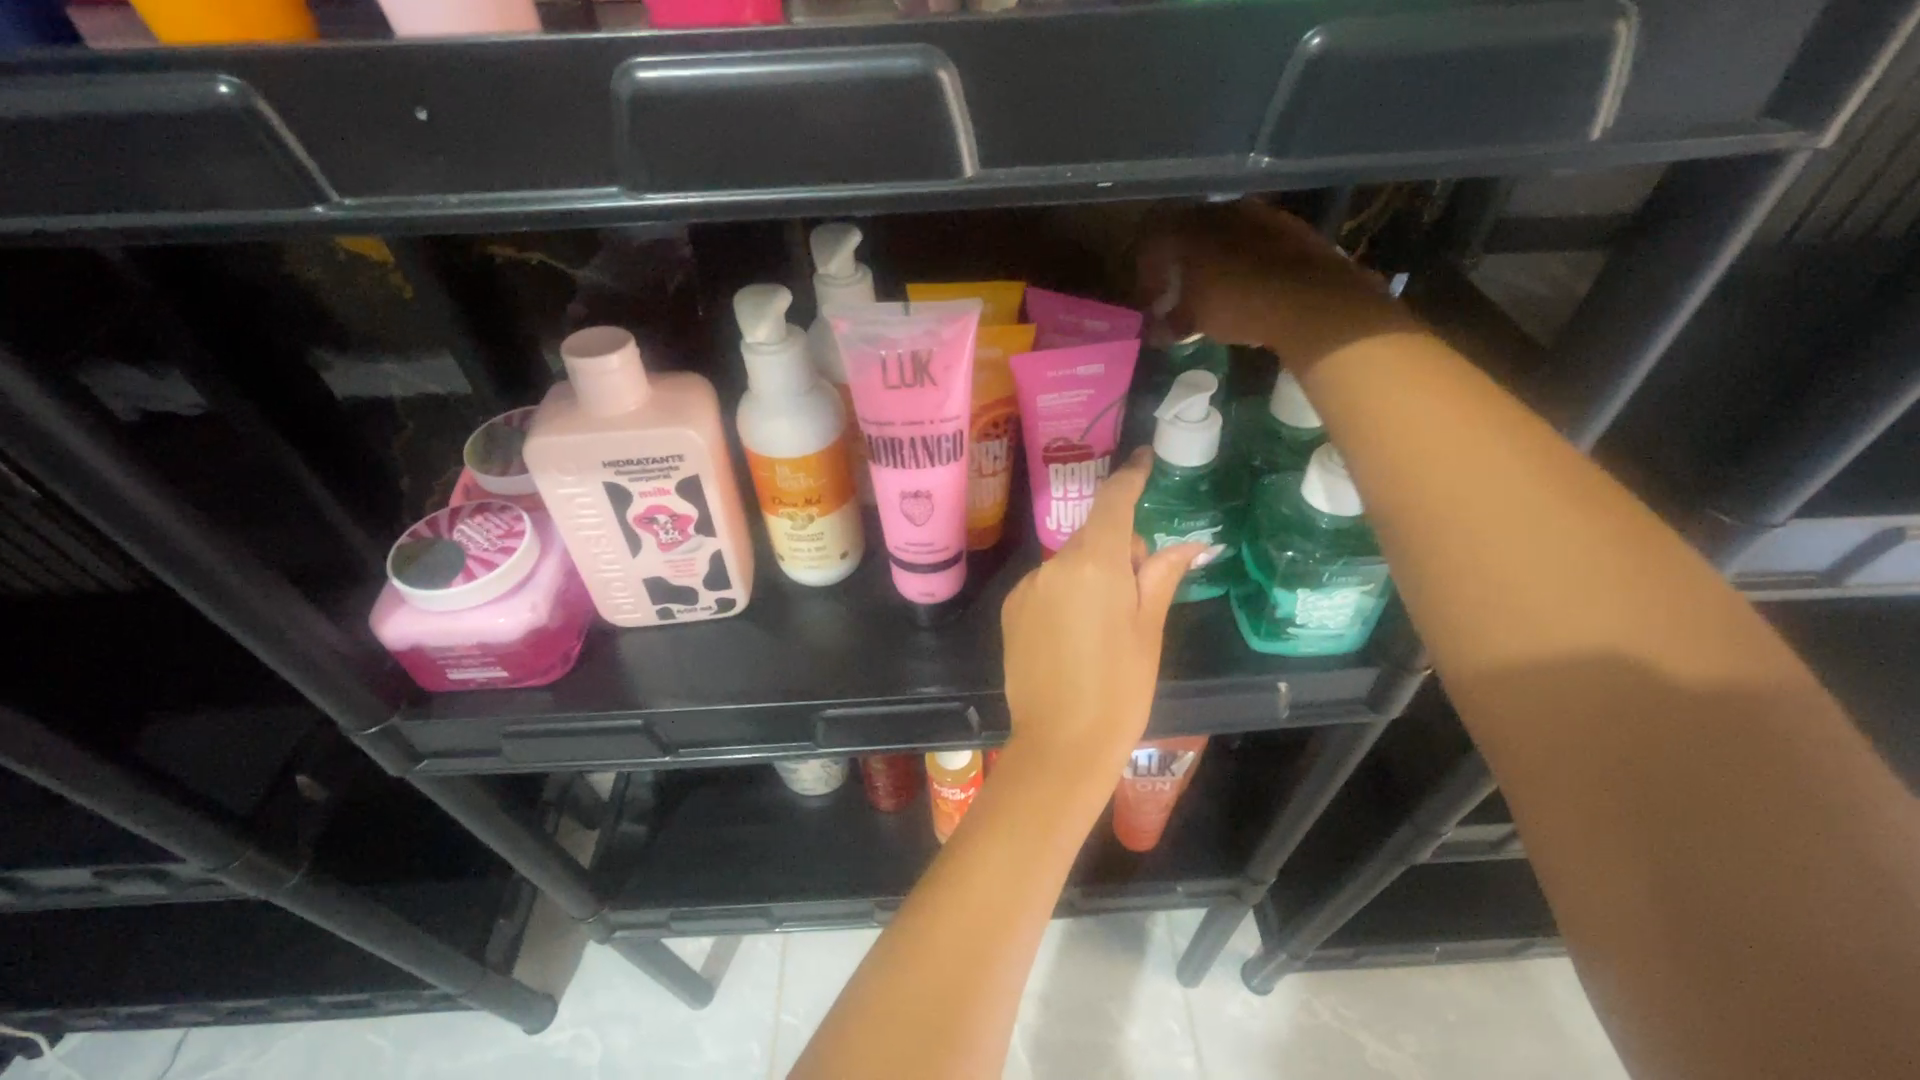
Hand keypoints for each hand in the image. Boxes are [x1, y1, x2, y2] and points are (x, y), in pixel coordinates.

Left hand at [1000, 449, 1207, 780]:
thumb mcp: (1150, 630)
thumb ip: (1163, 576)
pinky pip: (1047, 588)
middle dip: (1120, 552)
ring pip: (1070, 565)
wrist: (1062, 743)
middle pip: (1095, 537)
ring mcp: (1028, 587)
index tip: (1142, 461)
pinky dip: (1065, 597)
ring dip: (1091, 577)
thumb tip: (1191, 544)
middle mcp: (1054, 564)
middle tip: (1140, 596)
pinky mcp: (1012, 610)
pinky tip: (1073, 639)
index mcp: (1096, 563)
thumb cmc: (1120, 689)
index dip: (1131, 478)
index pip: (1114, 502)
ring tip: (1104, 630)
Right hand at [1137, 199, 1417, 365]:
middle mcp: (1222, 210)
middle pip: (1191, 231)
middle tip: (1181, 292)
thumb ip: (1170, 323)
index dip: (1147, 273)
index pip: (1153, 239)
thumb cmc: (1238, 305)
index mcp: (1189, 226)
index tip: (1153, 301)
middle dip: (1182, 262)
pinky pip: (1257, 241)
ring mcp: (1262, 214)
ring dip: (1217, 260)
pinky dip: (1248, 261)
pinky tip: (1252, 288)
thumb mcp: (1194, 321)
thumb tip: (1155, 333)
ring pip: (1226, 233)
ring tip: (1218, 292)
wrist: (1313, 299)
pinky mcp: (1293, 228)